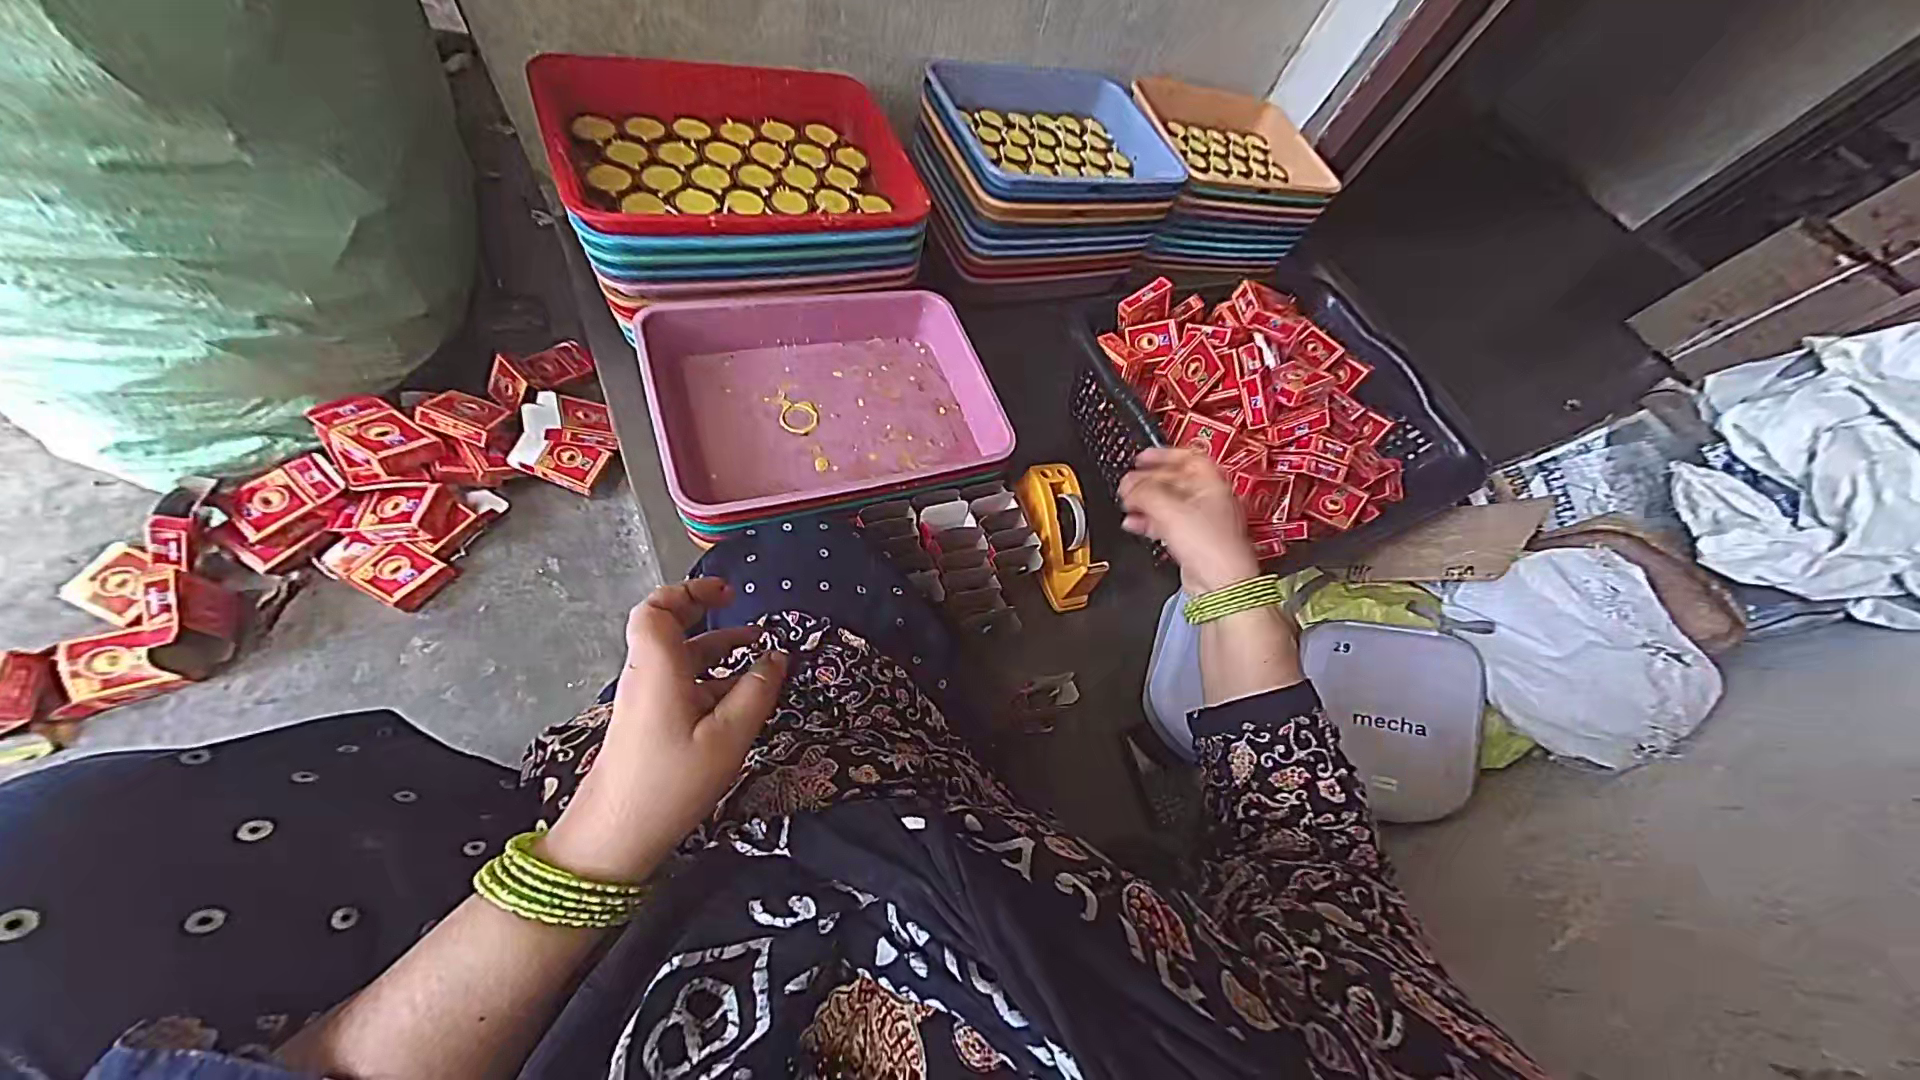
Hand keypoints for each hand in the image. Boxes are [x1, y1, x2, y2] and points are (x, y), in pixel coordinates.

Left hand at [536, 578, 787, 882]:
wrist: (614, 839)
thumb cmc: (671, 782)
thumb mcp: (728, 736)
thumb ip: (758, 691)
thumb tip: (778, 657)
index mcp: (659, 668)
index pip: (656, 609)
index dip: (689, 591)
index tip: (726, 593)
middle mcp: (649, 676)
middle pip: (669, 628)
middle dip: (710, 615)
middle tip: (748, 616)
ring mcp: (648, 700)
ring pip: (682, 659)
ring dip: (720, 650)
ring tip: (761, 655)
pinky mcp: (651, 722)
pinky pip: (683, 684)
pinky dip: (714, 679)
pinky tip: (744, 697)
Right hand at [1119, 447, 1262, 593]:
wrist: (1220, 584)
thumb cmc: (1212, 548)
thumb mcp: (1170, 510)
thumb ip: (1145, 493)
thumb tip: (1129, 486)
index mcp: (1212, 485)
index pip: (1188, 457)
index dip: (1163, 454)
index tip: (1143, 457)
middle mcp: (1209, 501)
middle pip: (1174, 482)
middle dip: (1148, 481)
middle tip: (1128, 483)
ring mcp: (1201, 522)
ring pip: (1167, 503)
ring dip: (1144, 502)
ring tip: (1127, 502)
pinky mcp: (1192, 541)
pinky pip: (1165, 524)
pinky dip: (1148, 521)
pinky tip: (1134, 523)